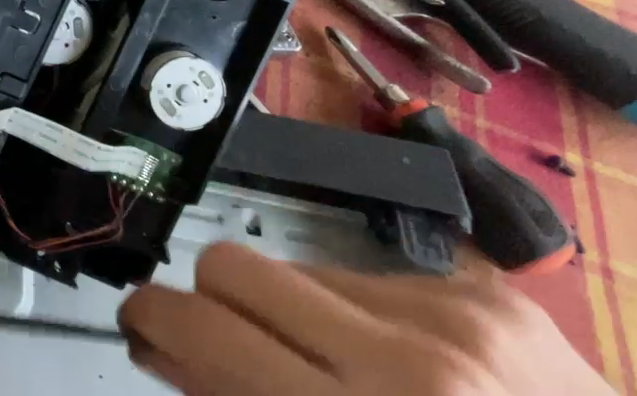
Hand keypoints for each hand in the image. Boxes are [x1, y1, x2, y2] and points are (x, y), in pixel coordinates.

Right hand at [119, 243, 609, 394]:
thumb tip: (164, 350)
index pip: (203, 327)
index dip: (152, 318)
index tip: (145, 326)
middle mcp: (408, 362)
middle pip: (231, 265)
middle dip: (213, 301)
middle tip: (232, 344)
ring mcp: (457, 317)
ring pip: (295, 266)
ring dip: (293, 312)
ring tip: (341, 371)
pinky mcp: (492, 296)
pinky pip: (367, 275)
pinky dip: (362, 317)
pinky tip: (406, 367)